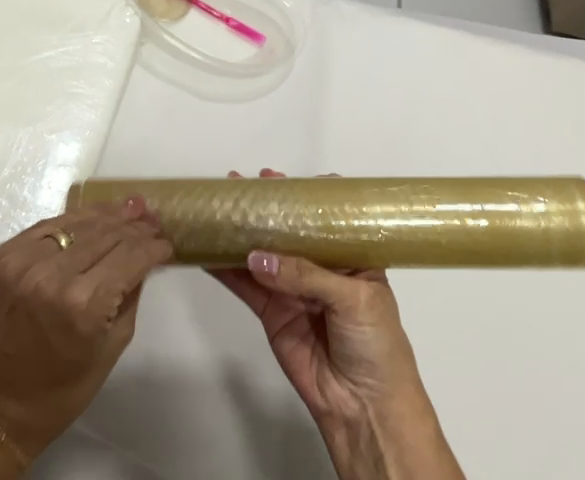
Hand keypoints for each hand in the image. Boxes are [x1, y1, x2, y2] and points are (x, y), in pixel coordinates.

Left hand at [0, 197, 173, 457]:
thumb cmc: (63, 388)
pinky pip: (42, 229)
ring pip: (73, 224)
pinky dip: (68, 223)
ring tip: (127, 208)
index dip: (152, 246)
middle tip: (151, 219)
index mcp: (83, 305)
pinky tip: (88, 219)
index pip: (130, 256)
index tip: (166, 242)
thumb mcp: (112, 346)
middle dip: (133, 226)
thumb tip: (145, 257)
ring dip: (104, 216)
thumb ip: (130, 294)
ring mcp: (18, 264)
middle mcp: (49, 276)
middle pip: (105, 234)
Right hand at [210, 170, 462, 479]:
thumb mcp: (353, 300)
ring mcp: (293, 288)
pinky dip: (225, 268)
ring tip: (216, 209)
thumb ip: (306, 275)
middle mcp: (320, 267)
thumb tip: (258, 256)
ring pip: (262, 253)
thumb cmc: (377, 345)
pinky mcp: (271, 312)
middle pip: (288, 232)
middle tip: (239, 184)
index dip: (302, 197)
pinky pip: (245, 284)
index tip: (278, 177)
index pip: (325, 218)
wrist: (364, 406)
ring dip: (240, 232)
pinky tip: (207, 250)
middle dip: (265, 209)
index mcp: (351, 257)